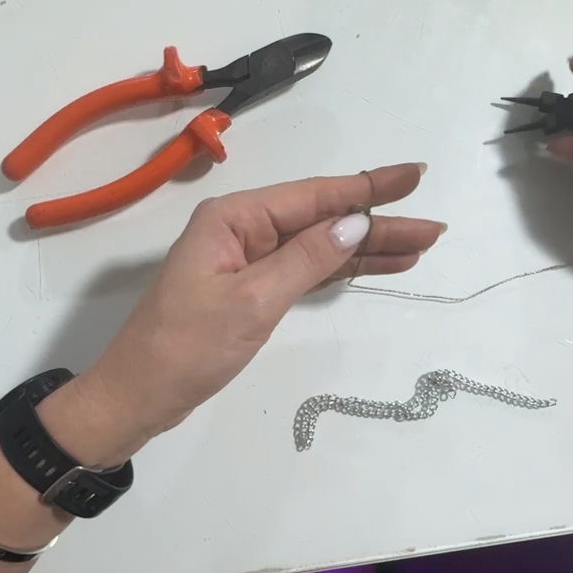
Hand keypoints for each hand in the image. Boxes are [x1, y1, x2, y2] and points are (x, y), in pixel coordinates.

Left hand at [43, 164, 443, 464]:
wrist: (139, 397)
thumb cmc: (186, 348)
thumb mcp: (251, 302)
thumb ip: (306, 259)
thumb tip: (357, 224)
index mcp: (234, 219)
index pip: (313, 196)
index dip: (368, 188)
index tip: (415, 175)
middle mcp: (242, 231)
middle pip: (321, 220)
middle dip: (377, 223)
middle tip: (433, 228)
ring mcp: (247, 263)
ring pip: (318, 247)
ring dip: (366, 250)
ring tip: (419, 248)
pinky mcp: (251, 293)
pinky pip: (305, 272)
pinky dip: (340, 272)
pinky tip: (377, 269)